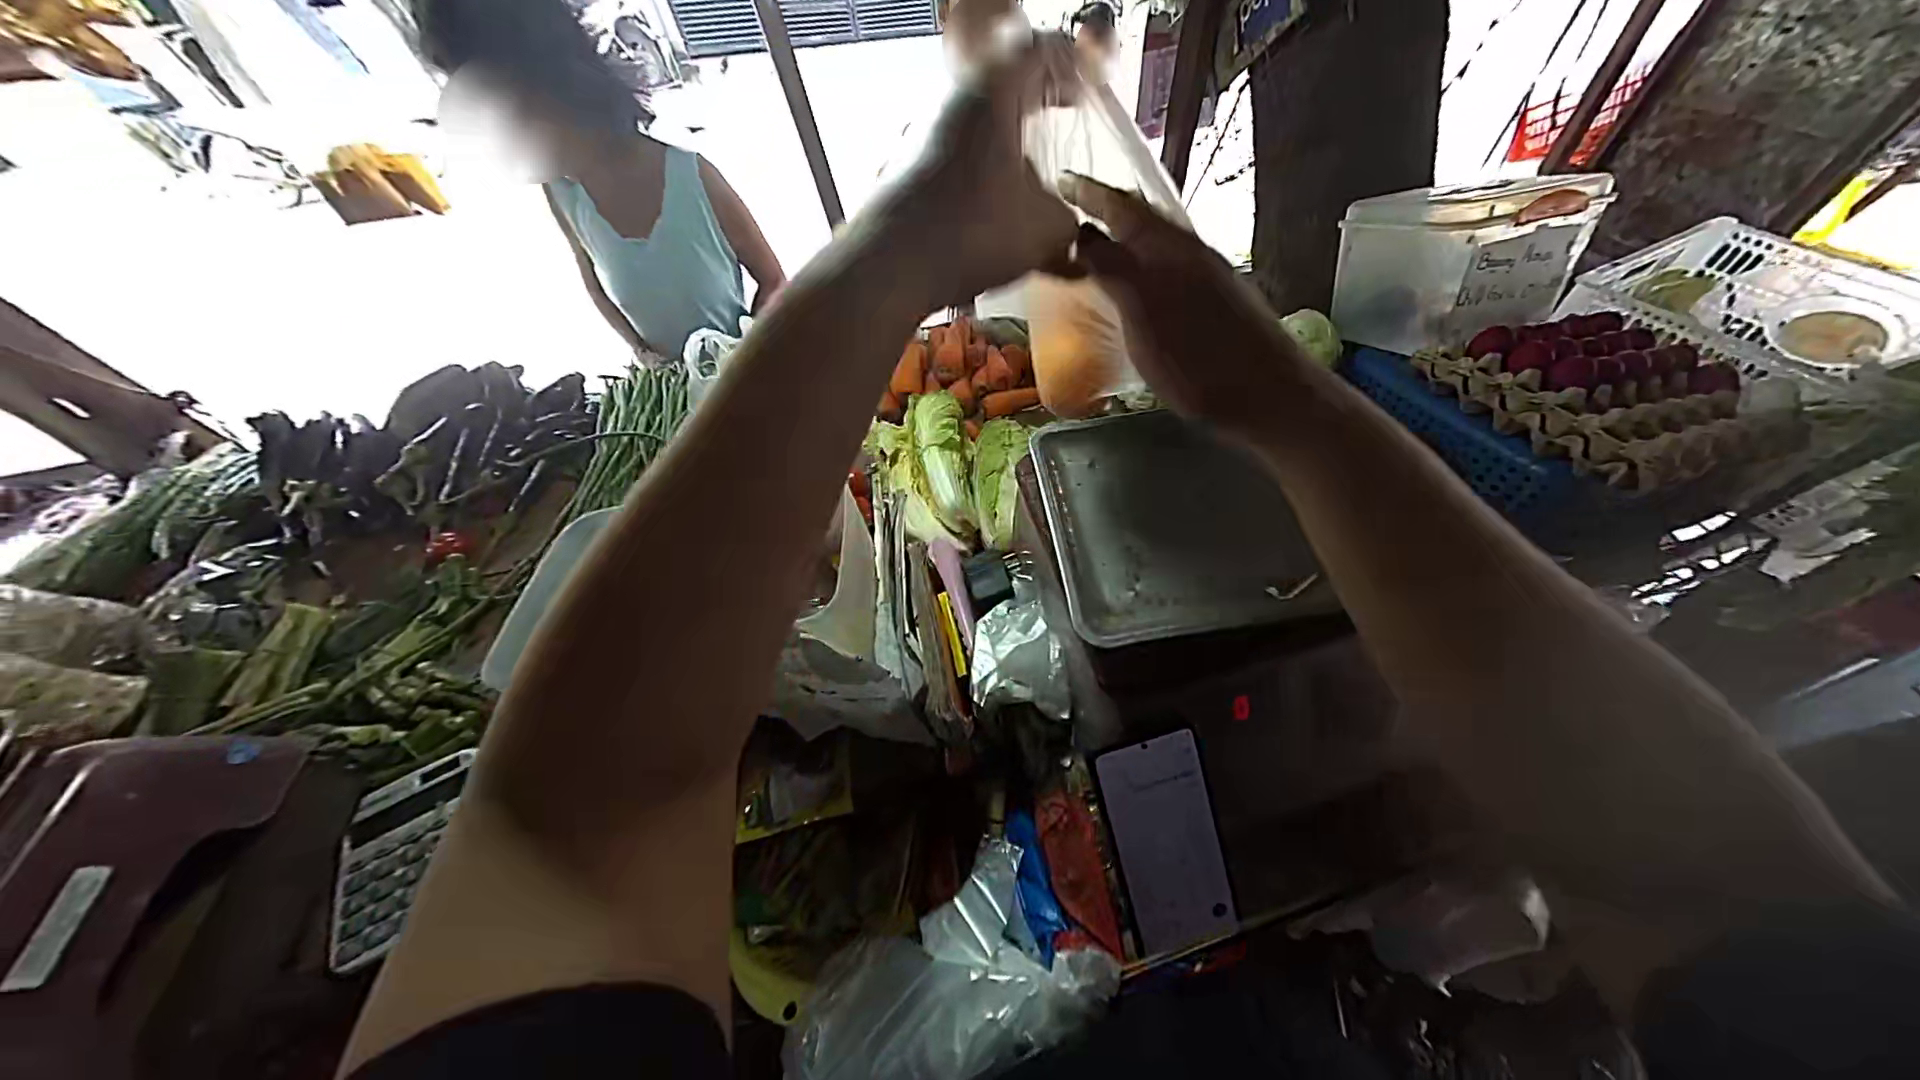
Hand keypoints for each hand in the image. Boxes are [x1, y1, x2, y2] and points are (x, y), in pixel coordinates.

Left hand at [872, 35, 1082, 306]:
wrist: (890, 267)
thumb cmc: (970, 232)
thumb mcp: (1044, 229)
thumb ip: (1067, 219)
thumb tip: (1065, 224)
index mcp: (992, 90)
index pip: (1039, 48)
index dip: (1070, 66)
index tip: (1081, 91)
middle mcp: (949, 101)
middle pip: (1000, 88)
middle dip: (1032, 112)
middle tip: (1054, 133)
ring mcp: (917, 136)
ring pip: (972, 130)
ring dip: (1001, 154)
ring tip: (1022, 192)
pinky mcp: (899, 173)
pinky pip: (948, 164)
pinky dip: (972, 181)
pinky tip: (983, 221)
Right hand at [1062, 175, 1314, 436]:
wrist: (1268, 395)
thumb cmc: (1199, 358)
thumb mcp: (1144, 312)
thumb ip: (1112, 270)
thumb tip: (1081, 238)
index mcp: (1169, 248)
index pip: (1122, 207)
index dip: (1089, 193)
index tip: (1062, 182)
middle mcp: (1189, 252)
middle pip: (1142, 219)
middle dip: (1107, 209)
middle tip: (1074, 208)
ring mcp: (1205, 276)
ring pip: (1156, 243)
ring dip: (1125, 236)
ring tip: (1097, 244)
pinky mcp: (1213, 301)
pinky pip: (1166, 267)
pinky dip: (1141, 263)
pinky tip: (1133, 285)